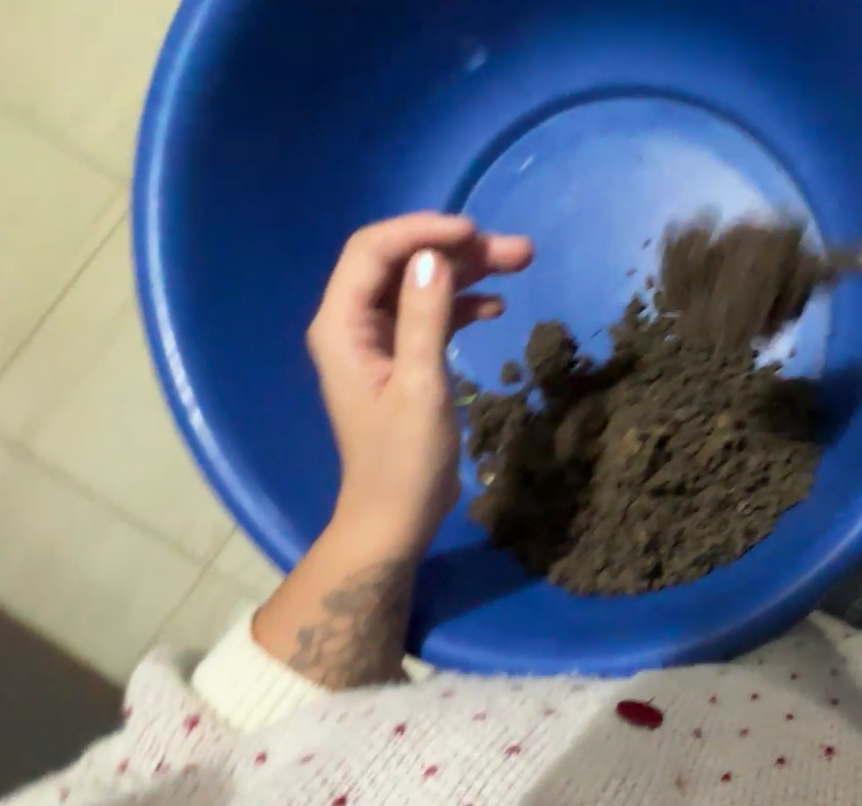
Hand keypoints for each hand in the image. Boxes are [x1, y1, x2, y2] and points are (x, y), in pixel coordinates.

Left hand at [306, 212, 532, 557]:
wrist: (397, 516)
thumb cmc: (405, 459)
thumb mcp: (421, 387)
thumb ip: (424, 318)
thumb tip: (434, 258)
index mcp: (342, 325)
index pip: (374, 253)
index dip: (422, 232)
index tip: (475, 232)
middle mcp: (354, 324)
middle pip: (402, 265)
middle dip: (457, 251)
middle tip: (518, 251)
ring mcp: (379, 343)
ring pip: (421, 288)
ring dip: (466, 275)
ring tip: (517, 267)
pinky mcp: (403, 362)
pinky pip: (431, 317)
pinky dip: (463, 307)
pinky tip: (496, 306)